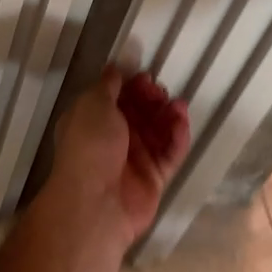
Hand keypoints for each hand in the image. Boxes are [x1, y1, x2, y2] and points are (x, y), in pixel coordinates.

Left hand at [43, 66, 190, 250]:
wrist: (96, 202)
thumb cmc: (90, 146)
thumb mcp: (93, 104)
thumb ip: (108, 86)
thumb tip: (114, 69)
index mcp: (93, 120)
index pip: (117, 98)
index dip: (132, 86)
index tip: (145, 77)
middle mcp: (113, 139)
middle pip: (140, 113)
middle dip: (152, 99)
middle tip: (160, 93)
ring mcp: (135, 159)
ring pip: (158, 131)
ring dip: (169, 116)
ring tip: (178, 106)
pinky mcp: (154, 177)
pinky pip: (170, 153)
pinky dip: (178, 137)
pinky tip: (182, 123)